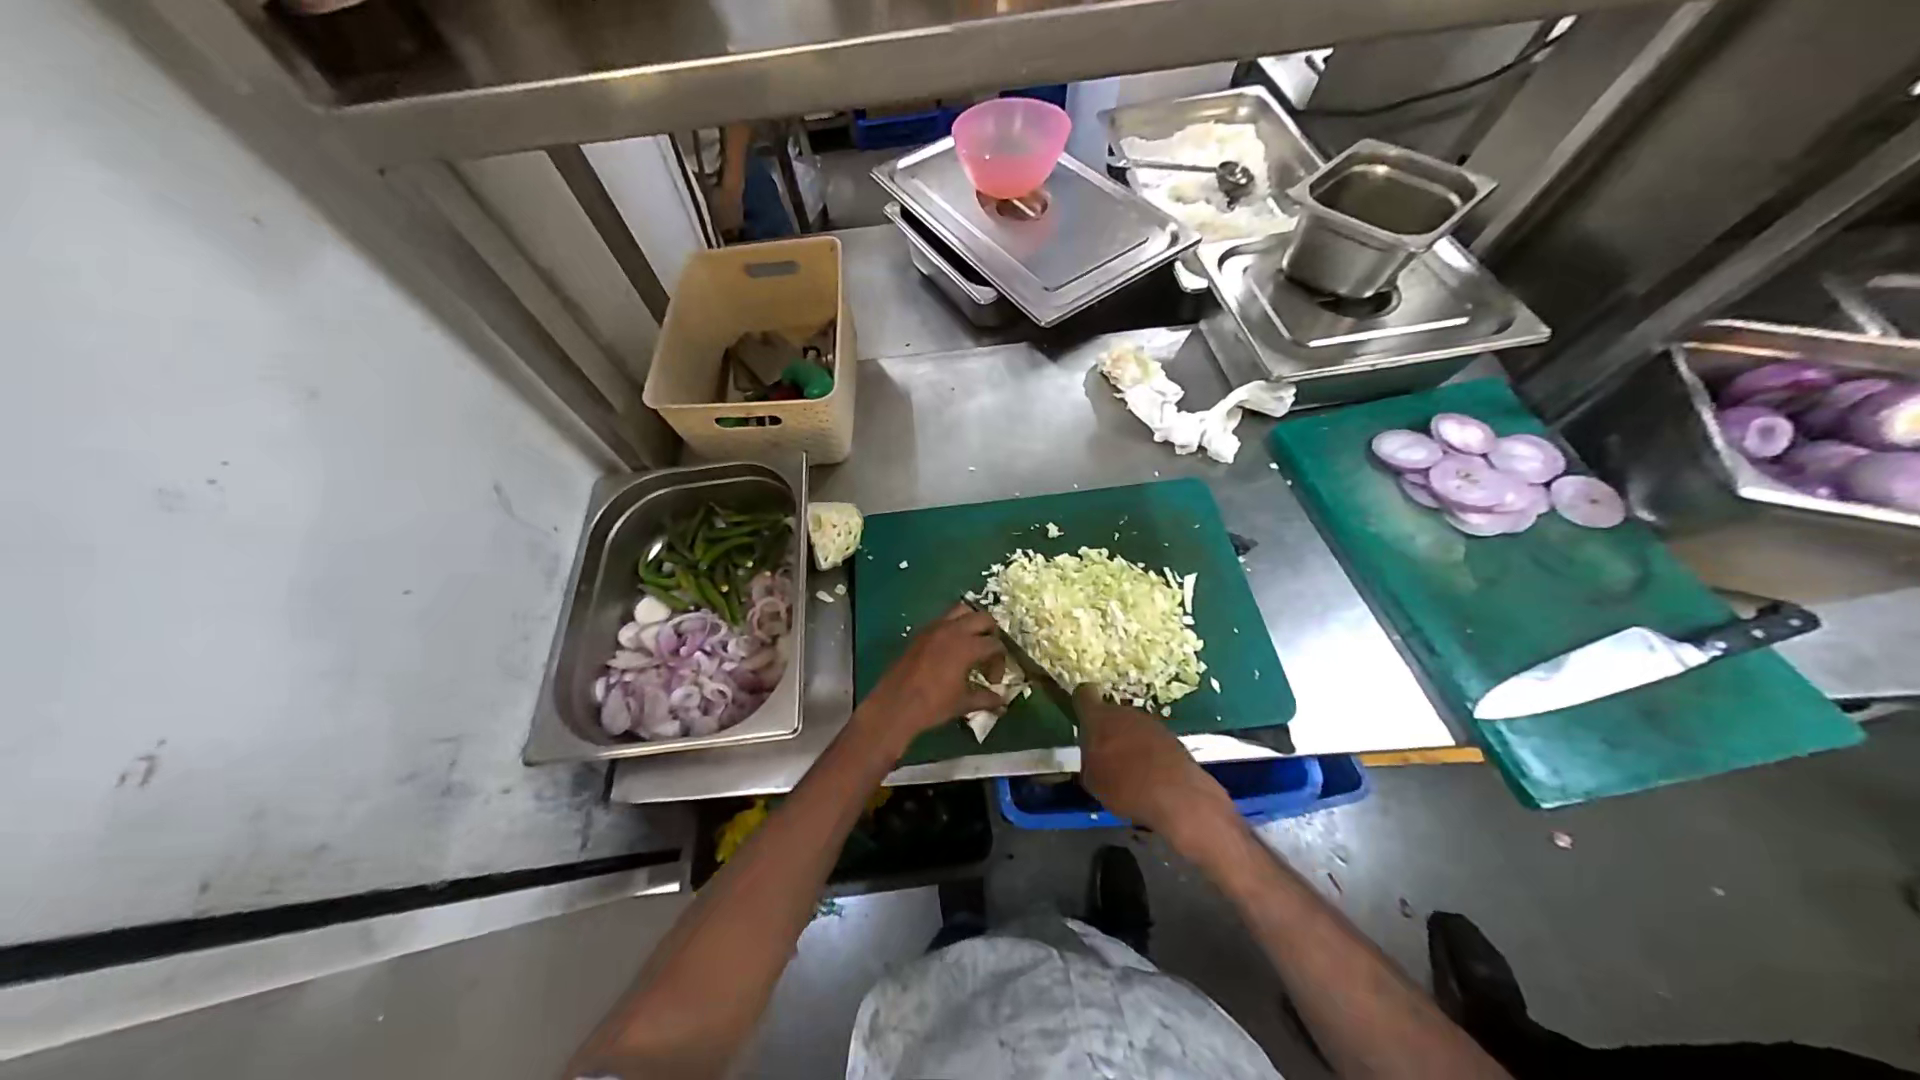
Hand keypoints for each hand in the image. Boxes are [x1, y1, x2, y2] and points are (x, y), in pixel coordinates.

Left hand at [853, 604, 1007, 749]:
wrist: (895, 705)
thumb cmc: (932, 705)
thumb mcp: (962, 703)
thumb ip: (985, 698)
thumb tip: (1001, 701)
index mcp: (966, 646)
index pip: (995, 644)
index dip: (1000, 662)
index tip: (993, 680)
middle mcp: (952, 630)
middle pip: (983, 618)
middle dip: (991, 634)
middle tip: (988, 655)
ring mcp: (934, 628)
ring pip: (961, 611)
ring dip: (972, 624)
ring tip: (971, 646)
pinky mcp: (920, 633)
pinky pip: (943, 620)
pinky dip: (953, 628)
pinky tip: (950, 651)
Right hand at [1075, 686, 1235, 850]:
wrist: (1178, 797)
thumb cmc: (1124, 787)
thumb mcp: (1092, 780)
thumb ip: (1089, 759)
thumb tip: (1093, 755)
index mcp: (1098, 718)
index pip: (1084, 695)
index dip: (1081, 703)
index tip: (1080, 717)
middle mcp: (1124, 712)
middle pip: (1110, 713)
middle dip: (1106, 730)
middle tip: (1103, 756)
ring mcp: (1151, 722)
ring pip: (1131, 726)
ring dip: (1128, 741)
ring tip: (1128, 770)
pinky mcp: (1171, 736)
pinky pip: (1150, 739)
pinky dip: (1147, 752)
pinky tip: (1149, 775)